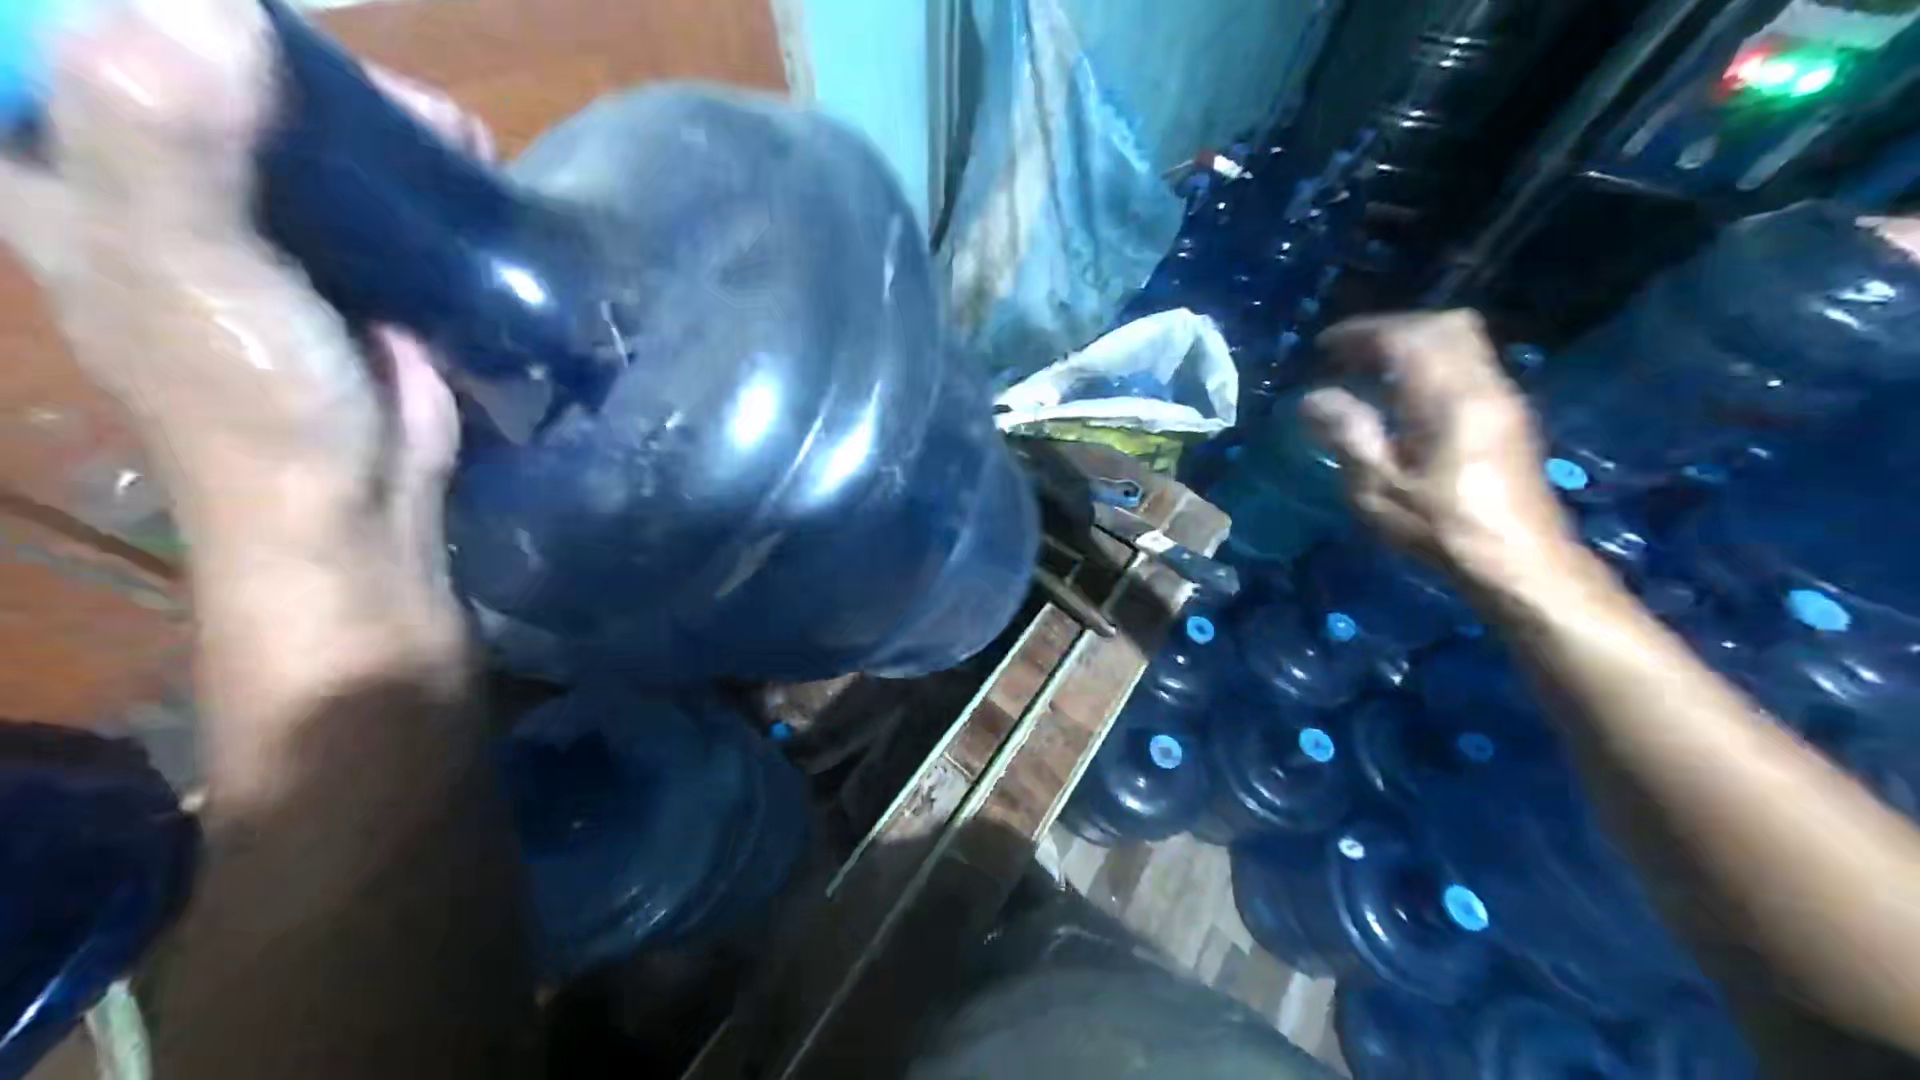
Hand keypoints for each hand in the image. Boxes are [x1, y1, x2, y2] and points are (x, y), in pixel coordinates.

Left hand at [0, 0, 486, 763]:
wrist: (357, 499)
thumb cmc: (253, 402)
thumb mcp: (190, 269)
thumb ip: (167, 137)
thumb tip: (208, 3)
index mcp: (70, 169)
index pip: (68, 30)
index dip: (145, 8)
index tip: (247, 16)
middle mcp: (164, 185)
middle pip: (208, 66)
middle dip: (292, 59)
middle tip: (379, 88)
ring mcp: (271, 227)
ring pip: (306, 127)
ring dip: (377, 119)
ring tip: (448, 136)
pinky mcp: (357, 267)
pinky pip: (376, 191)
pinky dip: (419, 174)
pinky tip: (465, 177)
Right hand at [1301, 309, 1580, 593]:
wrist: (1519, 562)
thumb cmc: (1440, 528)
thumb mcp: (1379, 489)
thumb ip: (1347, 434)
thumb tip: (1313, 397)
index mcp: (1448, 400)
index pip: (1407, 338)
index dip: (1361, 333)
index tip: (1323, 346)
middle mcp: (1483, 386)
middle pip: (1443, 327)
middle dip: (1390, 330)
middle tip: (1348, 354)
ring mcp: (1502, 399)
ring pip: (1461, 342)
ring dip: (1412, 344)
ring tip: (1369, 370)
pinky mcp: (1507, 416)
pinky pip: (1467, 364)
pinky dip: (1430, 363)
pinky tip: (1402, 394)